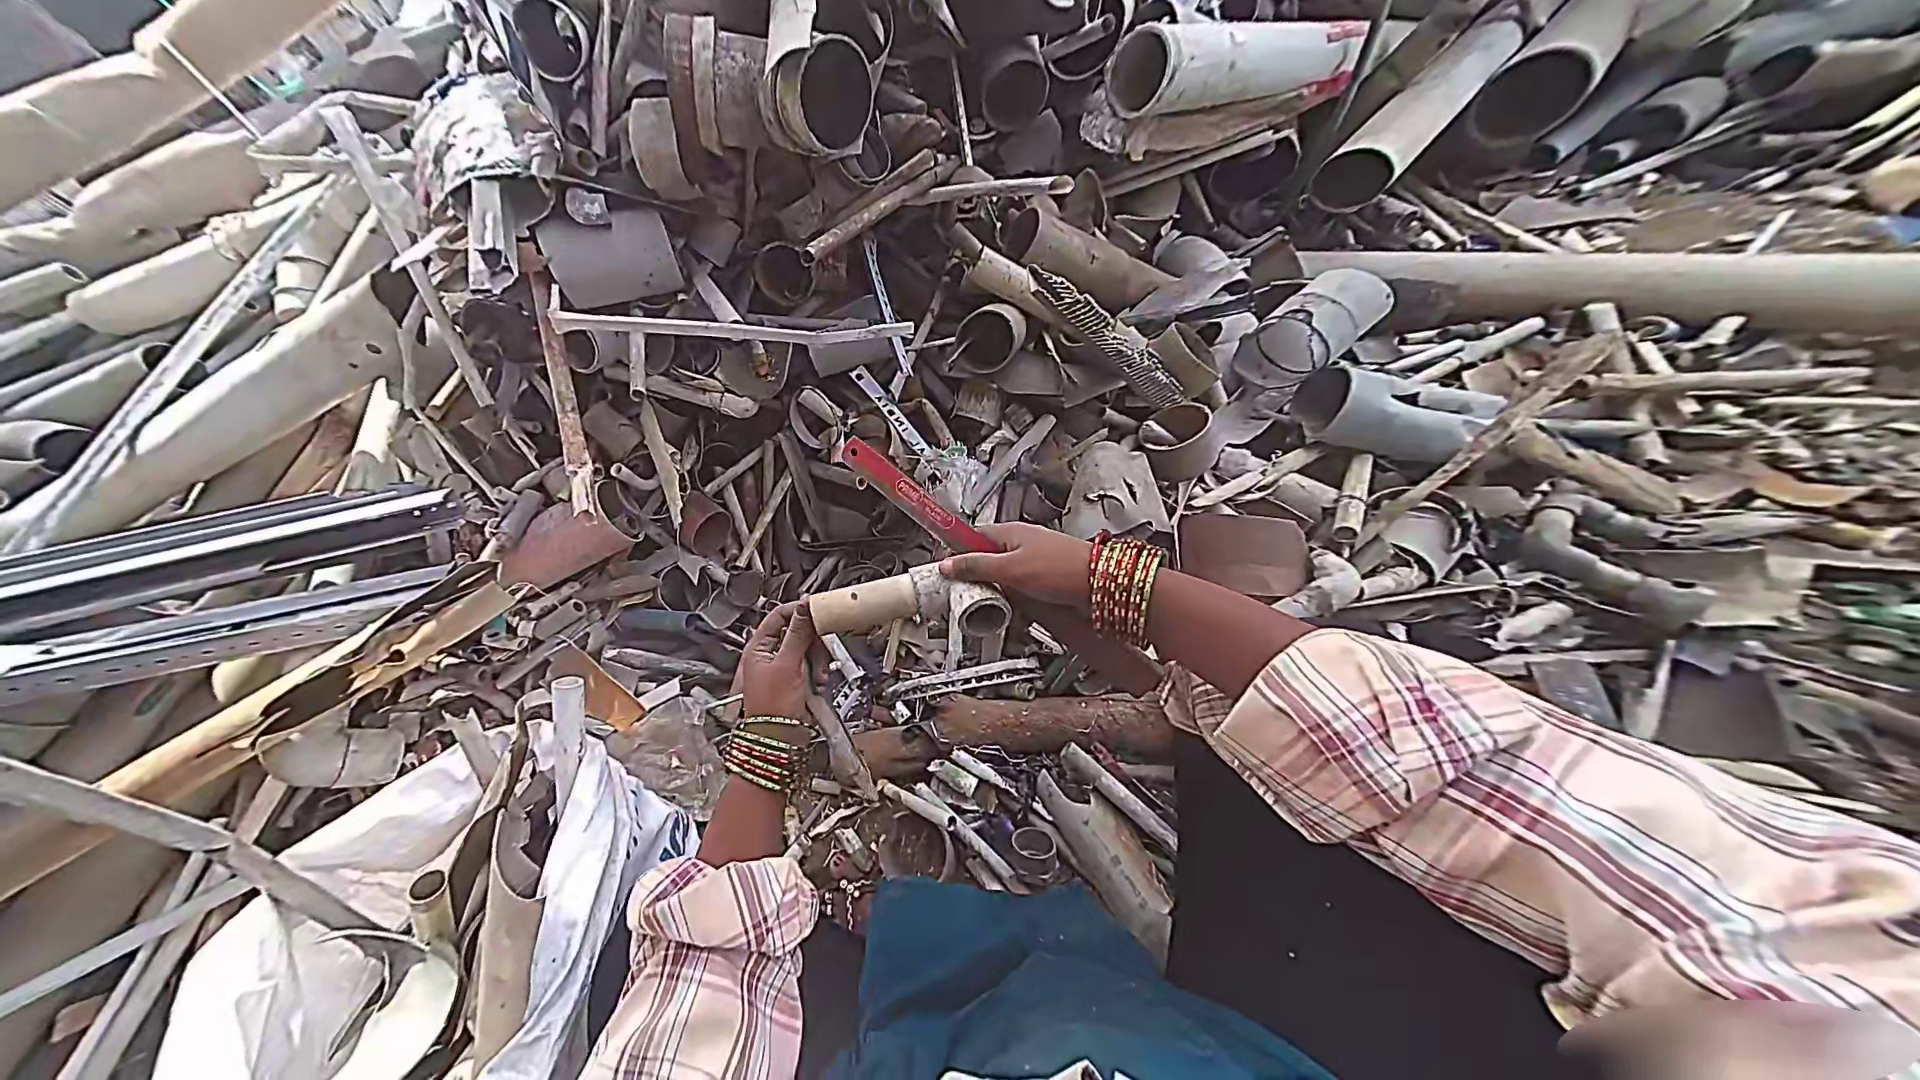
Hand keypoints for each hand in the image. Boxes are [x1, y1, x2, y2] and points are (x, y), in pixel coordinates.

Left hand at [738, 602, 817, 724]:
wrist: (779, 740)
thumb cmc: (772, 708)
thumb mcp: (787, 665)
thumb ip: (798, 634)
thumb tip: (805, 607)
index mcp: (759, 647)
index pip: (779, 616)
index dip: (798, 611)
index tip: (818, 611)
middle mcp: (771, 654)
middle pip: (799, 631)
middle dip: (813, 642)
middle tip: (819, 650)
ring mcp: (785, 667)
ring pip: (810, 648)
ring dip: (818, 659)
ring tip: (817, 673)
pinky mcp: (799, 678)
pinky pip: (814, 664)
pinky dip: (819, 671)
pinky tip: (818, 681)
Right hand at [939, 523, 1092, 612]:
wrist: (1100, 586)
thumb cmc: (1061, 568)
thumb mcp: (1010, 569)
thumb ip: (977, 566)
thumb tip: (949, 564)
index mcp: (1009, 533)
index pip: (971, 537)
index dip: (956, 553)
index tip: (944, 569)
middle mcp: (1020, 546)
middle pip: (986, 562)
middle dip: (978, 580)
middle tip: (971, 594)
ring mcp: (1032, 564)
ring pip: (1002, 580)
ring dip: (997, 595)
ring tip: (996, 606)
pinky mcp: (1043, 583)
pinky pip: (1019, 593)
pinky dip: (1015, 604)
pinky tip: (1015, 613)